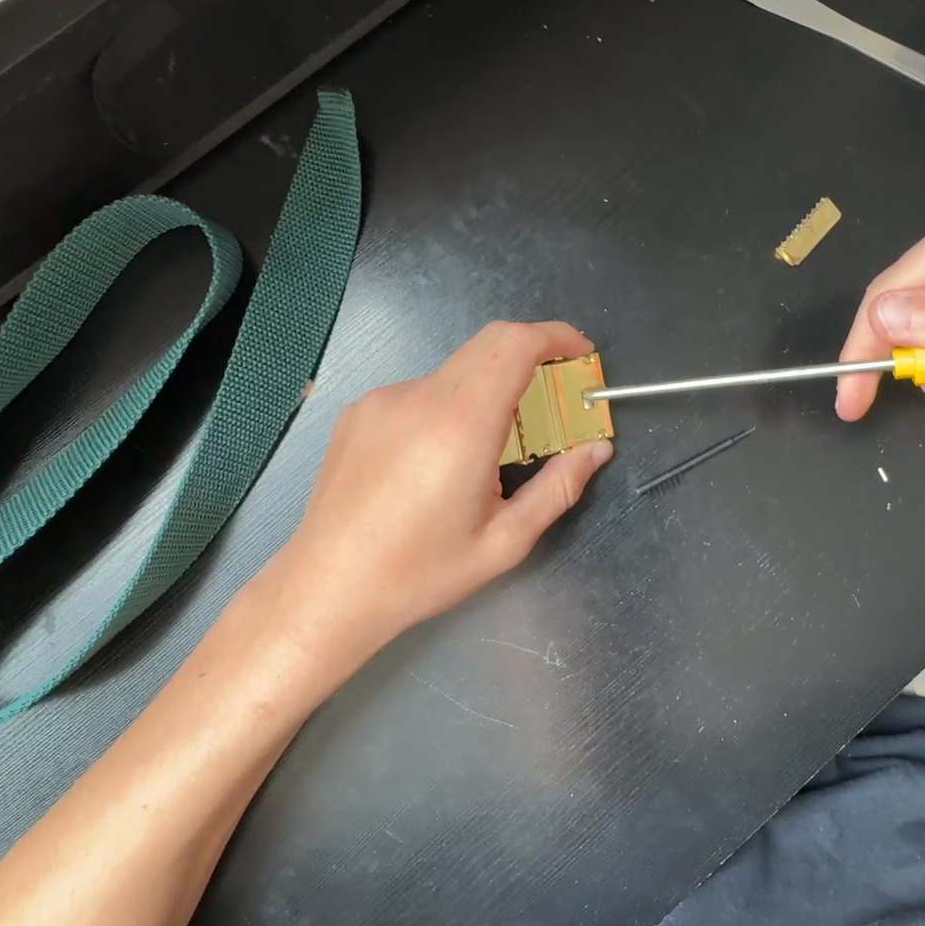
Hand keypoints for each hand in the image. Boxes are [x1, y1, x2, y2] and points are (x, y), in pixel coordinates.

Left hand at [268, 321, 612, 652]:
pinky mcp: (358, 411)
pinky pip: (417, 394)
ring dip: (484, 393)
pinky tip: (433, 464)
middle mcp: (419, 397)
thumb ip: (558, 487)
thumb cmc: (421, 572)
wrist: (328, 588)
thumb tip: (596, 449)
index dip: (555, 336)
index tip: (579, 355)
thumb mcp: (504, 541)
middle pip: (487, 346)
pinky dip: (445, 410)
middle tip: (550, 403)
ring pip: (452, 373)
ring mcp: (382, 400)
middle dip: (529, 362)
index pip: (514, 344)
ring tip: (485, 454)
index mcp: (462, 424)